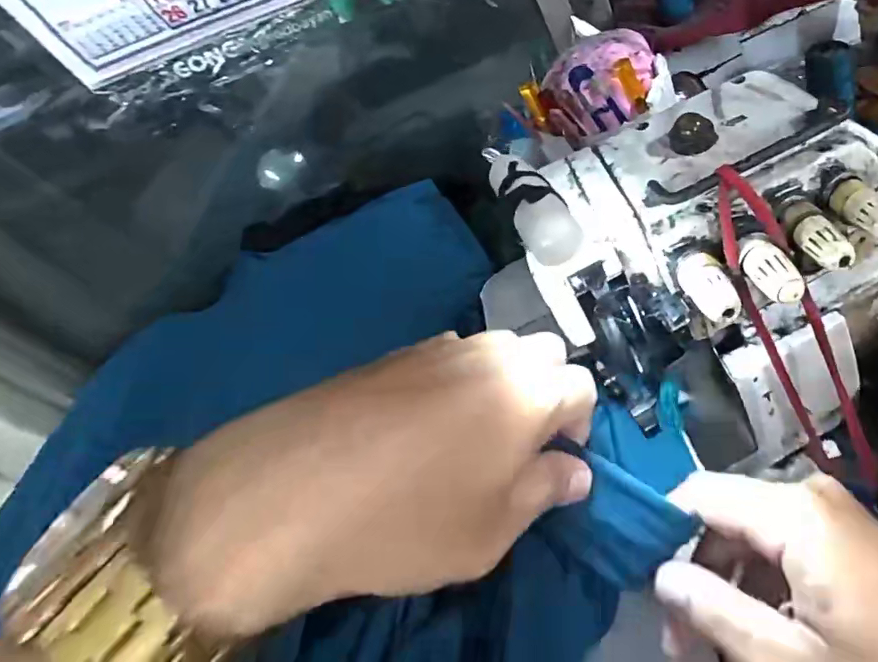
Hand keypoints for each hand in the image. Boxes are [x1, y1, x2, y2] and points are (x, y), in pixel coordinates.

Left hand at [140, 330, 596, 638]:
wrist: (297, 489)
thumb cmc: (407, 522)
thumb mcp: (489, 531)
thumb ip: (543, 492)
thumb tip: (575, 471)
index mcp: (528, 392)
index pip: (581, 386)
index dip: (580, 424)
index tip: (559, 461)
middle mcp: (493, 355)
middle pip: (544, 354)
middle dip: (546, 391)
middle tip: (520, 444)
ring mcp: (444, 347)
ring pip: (498, 348)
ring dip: (504, 380)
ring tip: (473, 433)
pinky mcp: (401, 350)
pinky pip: (453, 353)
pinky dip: (461, 377)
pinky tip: (427, 421)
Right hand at [654, 473, 877, 661]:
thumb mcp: (792, 661)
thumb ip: (716, 612)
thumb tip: (660, 575)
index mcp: (791, 509)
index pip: (699, 494)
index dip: (664, 535)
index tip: (646, 594)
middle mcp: (809, 494)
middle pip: (727, 518)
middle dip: (698, 576)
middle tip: (684, 648)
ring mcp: (837, 516)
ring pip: (757, 538)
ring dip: (732, 590)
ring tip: (721, 651)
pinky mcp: (857, 543)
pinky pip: (792, 552)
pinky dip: (769, 592)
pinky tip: (768, 641)